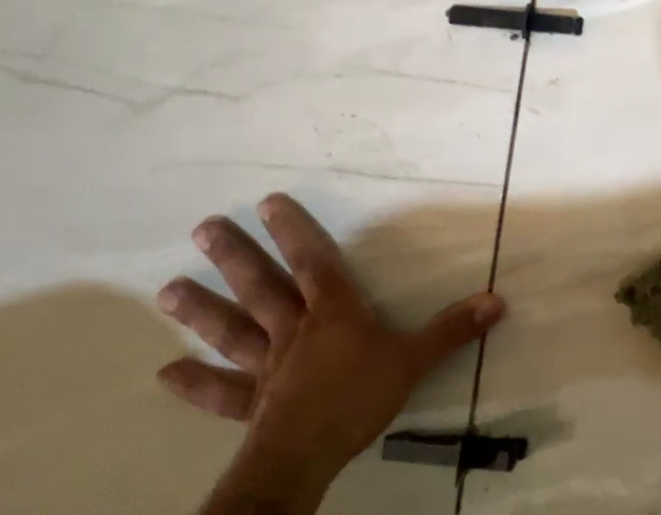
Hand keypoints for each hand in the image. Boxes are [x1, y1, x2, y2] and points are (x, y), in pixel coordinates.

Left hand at [156, 193, 504, 505]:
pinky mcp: (250, 403)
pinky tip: (164, 373)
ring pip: (231, 332)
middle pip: (261, 289)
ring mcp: (266, 368)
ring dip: (201, 311)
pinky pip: (218, 391)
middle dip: (235, 258)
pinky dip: (192, 383)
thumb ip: (452, 329)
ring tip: (167, 289)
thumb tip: (496, 300)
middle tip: (203, 229)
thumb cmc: (359, 398)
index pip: (313, 263)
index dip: (293, 232)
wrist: (304, 456)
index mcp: (333, 314)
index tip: (267, 203)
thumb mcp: (415, 360)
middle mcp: (294, 332)